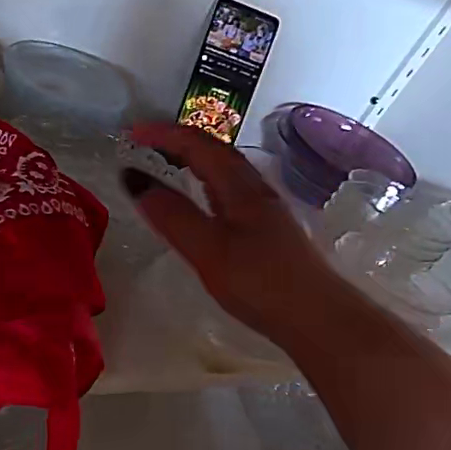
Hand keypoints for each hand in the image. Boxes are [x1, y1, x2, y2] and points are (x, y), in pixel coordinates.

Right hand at [121, 123, 350, 340]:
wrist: (317, 317)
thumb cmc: (261, 283)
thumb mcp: (209, 250)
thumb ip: (173, 216)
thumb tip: (136, 180)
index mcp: (240, 187)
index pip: (199, 145)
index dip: (165, 133)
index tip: (133, 133)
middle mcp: (256, 191)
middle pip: (216, 152)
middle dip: (180, 140)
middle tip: (147, 144)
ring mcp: (266, 211)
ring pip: (226, 172)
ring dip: (196, 160)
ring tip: (169, 165)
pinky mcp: (270, 233)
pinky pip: (232, 193)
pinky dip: (208, 185)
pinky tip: (204, 205)